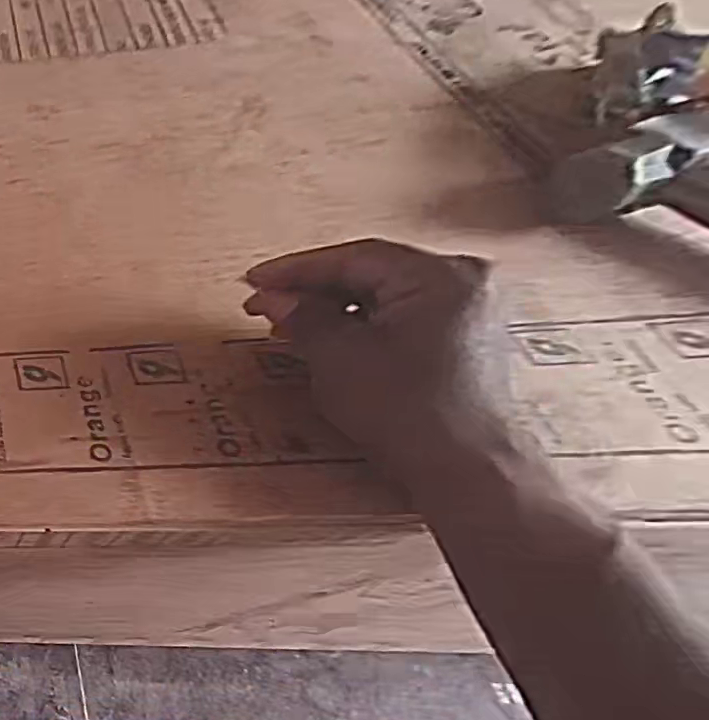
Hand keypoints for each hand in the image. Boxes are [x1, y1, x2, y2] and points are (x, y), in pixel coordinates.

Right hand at [243, 238, 510, 487]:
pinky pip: (397, 314)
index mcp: (439, 275)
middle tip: (262, 303)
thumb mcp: (336, 356)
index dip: (295, 268)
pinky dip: (354, 322)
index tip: (252, 280)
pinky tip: (323, 338)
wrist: (459, 461)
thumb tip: (274, 297)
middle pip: (371, 272)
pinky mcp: (460, 336)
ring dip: (329, 306)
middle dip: (311, 287)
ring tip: (284, 324)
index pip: (354, 257)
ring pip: (382, 294)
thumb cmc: (401, 405)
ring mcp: (467, 309)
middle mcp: (463, 281)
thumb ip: (303, 317)